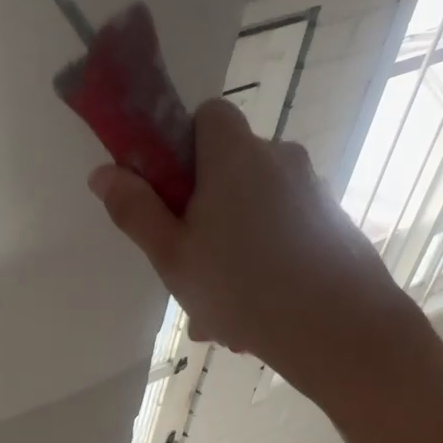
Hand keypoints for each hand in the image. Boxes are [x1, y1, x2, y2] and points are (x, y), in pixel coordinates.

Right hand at [88, 97, 431, 398]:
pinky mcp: (329, 221)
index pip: (207, 115)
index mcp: (235, 158)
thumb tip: (102, 173)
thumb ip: (135, 211)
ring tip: (215, 308)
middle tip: (183, 264)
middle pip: (227, 167)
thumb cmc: (241, 288)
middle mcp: (278, 159)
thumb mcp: (171, 256)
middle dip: (200, 208)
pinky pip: (278, 231)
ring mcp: (310, 190)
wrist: (340, 327)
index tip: (165, 189)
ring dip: (227, 245)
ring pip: (251, 208)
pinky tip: (248, 313)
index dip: (181, 144)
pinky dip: (258, 260)